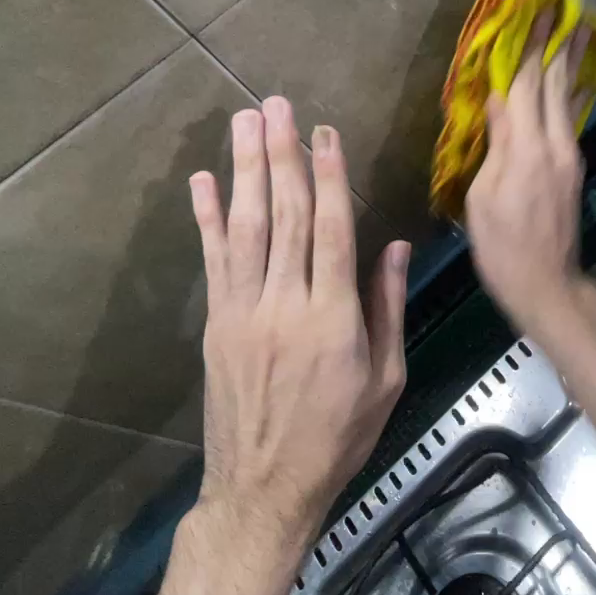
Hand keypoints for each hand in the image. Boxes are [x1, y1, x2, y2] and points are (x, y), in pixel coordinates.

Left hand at [160, 97, 408, 594]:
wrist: (265, 487)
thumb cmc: (339, 434)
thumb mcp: (386, 378)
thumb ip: (386, 308)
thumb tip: (392, 245)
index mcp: (333, 317)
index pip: (330, 230)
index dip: (328, 176)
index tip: (325, 132)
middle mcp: (284, 303)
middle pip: (283, 216)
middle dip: (282, 155)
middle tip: (277, 106)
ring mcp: (243, 311)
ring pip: (245, 228)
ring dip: (244, 171)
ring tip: (244, 123)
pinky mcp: (217, 323)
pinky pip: (212, 262)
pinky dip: (206, 219)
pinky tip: (203, 182)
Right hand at [465, 13, 595, 341]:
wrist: (545, 282)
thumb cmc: (501, 244)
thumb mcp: (483, 194)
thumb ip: (495, 142)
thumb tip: (497, 100)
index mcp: (526, 147)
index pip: (526, 84)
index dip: (529, 47)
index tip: (537, 12)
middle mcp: (555, 143)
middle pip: (555, 84)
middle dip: (558, 44)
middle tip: (566, 9)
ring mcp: (569, 154)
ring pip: (569, 98)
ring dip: (572, 63)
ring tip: (582, 32)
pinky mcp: (573, 166)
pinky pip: (571, 118)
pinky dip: (572, 93)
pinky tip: (575, 81)